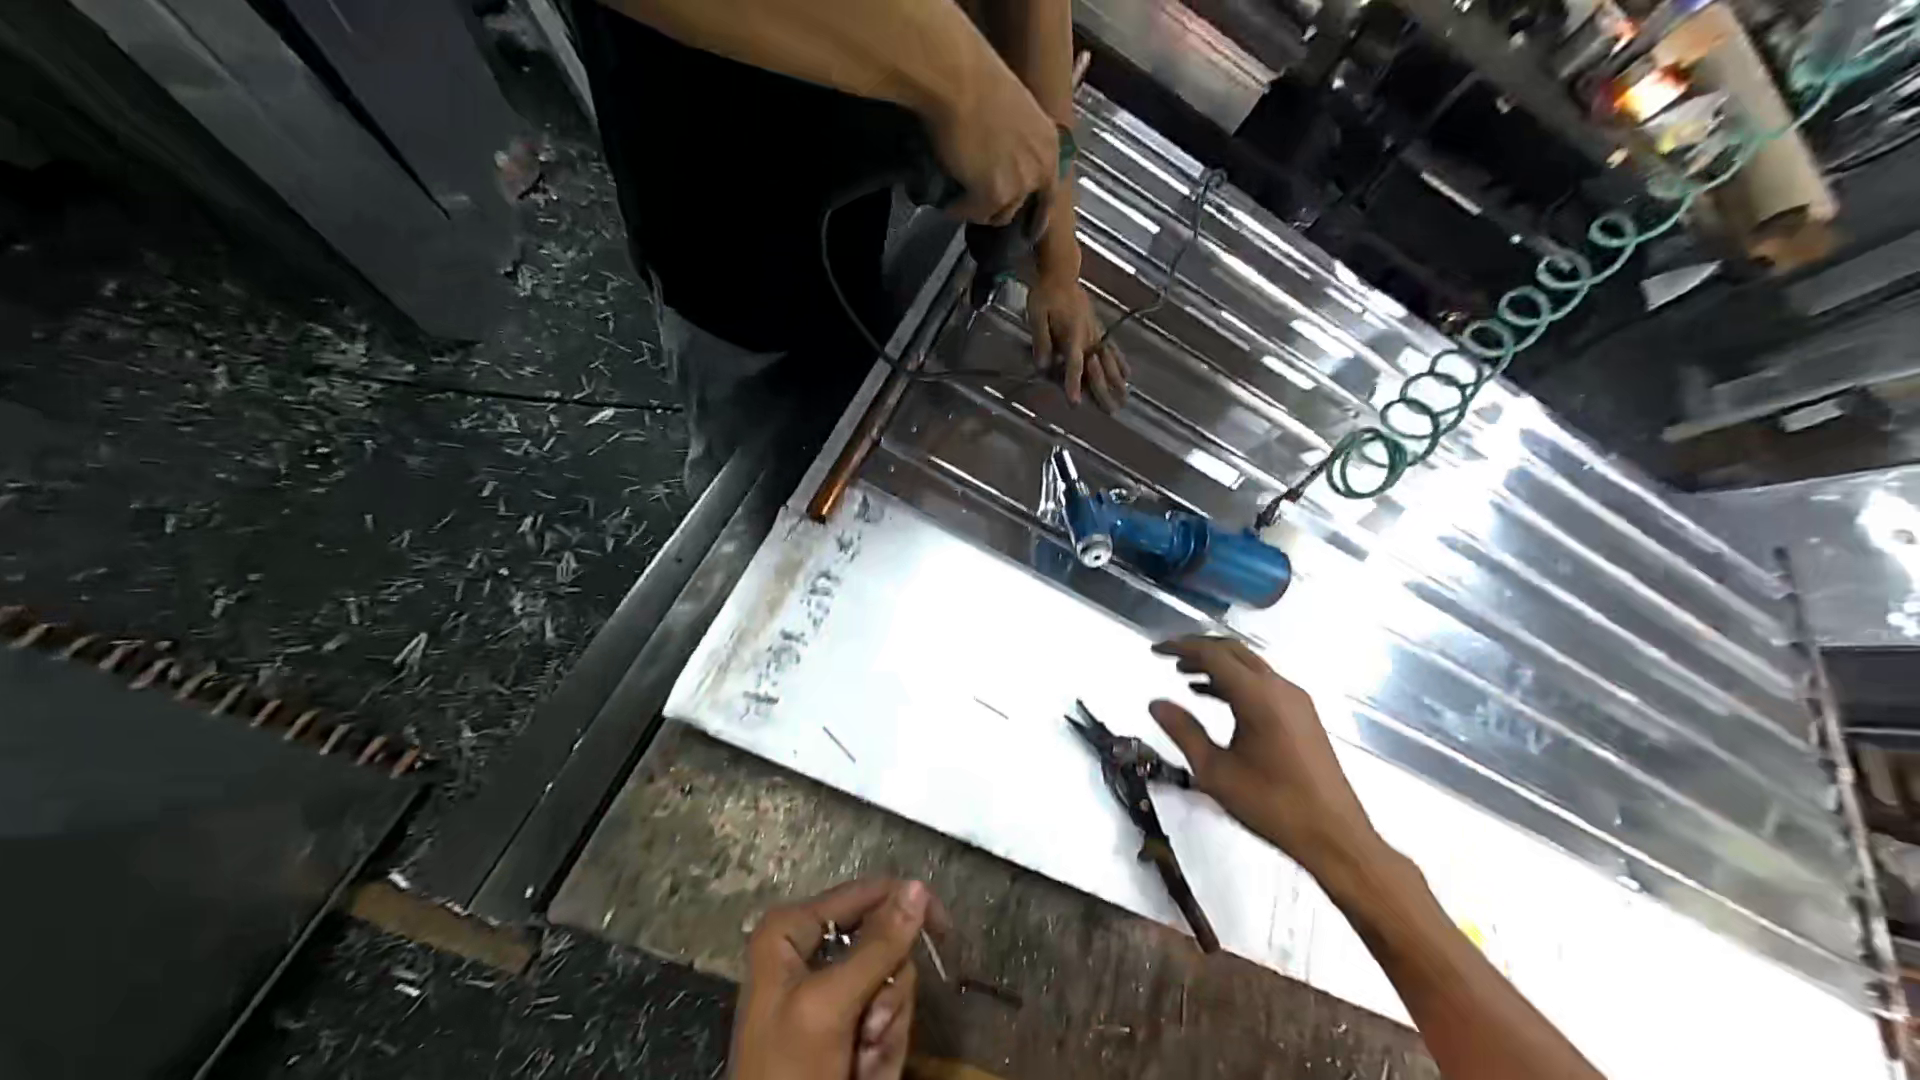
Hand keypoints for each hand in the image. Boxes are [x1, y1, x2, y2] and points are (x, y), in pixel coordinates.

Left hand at [729, 879, 946, 1079]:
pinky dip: (883, 1047)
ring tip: (859, 1060)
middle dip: (887, 992)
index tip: (946, 930)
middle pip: (885, 941)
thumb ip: (878, 946)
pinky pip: (890, 1015)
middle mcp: (812, 947)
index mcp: (793, 929)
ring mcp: (830, 986)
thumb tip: (919, 886)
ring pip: (894, 981)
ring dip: (887, 1026)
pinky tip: (861, 1071)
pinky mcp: (846, 1022)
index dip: (908, 906)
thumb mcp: (832, 1006)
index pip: (867, 894)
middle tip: (870, 1031)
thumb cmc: (791, 1074)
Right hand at [921, 59, 1057, 225]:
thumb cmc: (979, 81)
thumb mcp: (1016, 113)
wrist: (960, 81)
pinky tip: (948, 203)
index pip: (1050, 193)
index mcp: (1049, 144)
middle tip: (979, 204)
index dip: (1039, 214)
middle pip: (1020, 207)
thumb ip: (1019, 143)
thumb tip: (1004, 160)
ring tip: (960, 200)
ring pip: (998, 215)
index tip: (1031, 231)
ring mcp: (1019, 185)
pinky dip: (959, 210)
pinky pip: (973, 214)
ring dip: (979, 211)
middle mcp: (1040, 168)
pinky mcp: (993, 196)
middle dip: (1000, 208)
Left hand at [1028, 270, 1128, 410]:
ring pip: (1109, 361)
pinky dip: (1121, 363)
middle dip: (1103, 390)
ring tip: (1124, 398)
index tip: (1075, 402)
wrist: (1061, 274)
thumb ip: (1041, 341)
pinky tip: (1128, 375)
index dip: (1074, 383)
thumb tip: (1042, 366)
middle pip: (1097, 368)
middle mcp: (1088, 336)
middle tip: (1111, 411)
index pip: (1074, 364)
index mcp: (1072, 334)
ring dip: (1117, 381)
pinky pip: (1113, 349)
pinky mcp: (1099, 329)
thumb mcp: (1036, 315)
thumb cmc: (1046, 295)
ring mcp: (1096, 332)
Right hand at [1148, 636, 1381, 877]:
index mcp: (1258, 696)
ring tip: (1184, 674)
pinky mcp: (1303, 716)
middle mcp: (1280, 688)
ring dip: (1217, 664)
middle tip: (1169, 655)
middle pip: (1234, 651)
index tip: (1156, 650)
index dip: (1181, 647)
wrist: (1335, 837)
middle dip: (1199, 647)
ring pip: (1250, 666)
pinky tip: (1213, 696)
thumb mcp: (1216, 771)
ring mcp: (1295, 700)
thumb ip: (1184, 731)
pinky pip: (1262, 683)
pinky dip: (1234, 681)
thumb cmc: (1272, 804)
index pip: (1213, 654)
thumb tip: (1156, 703)